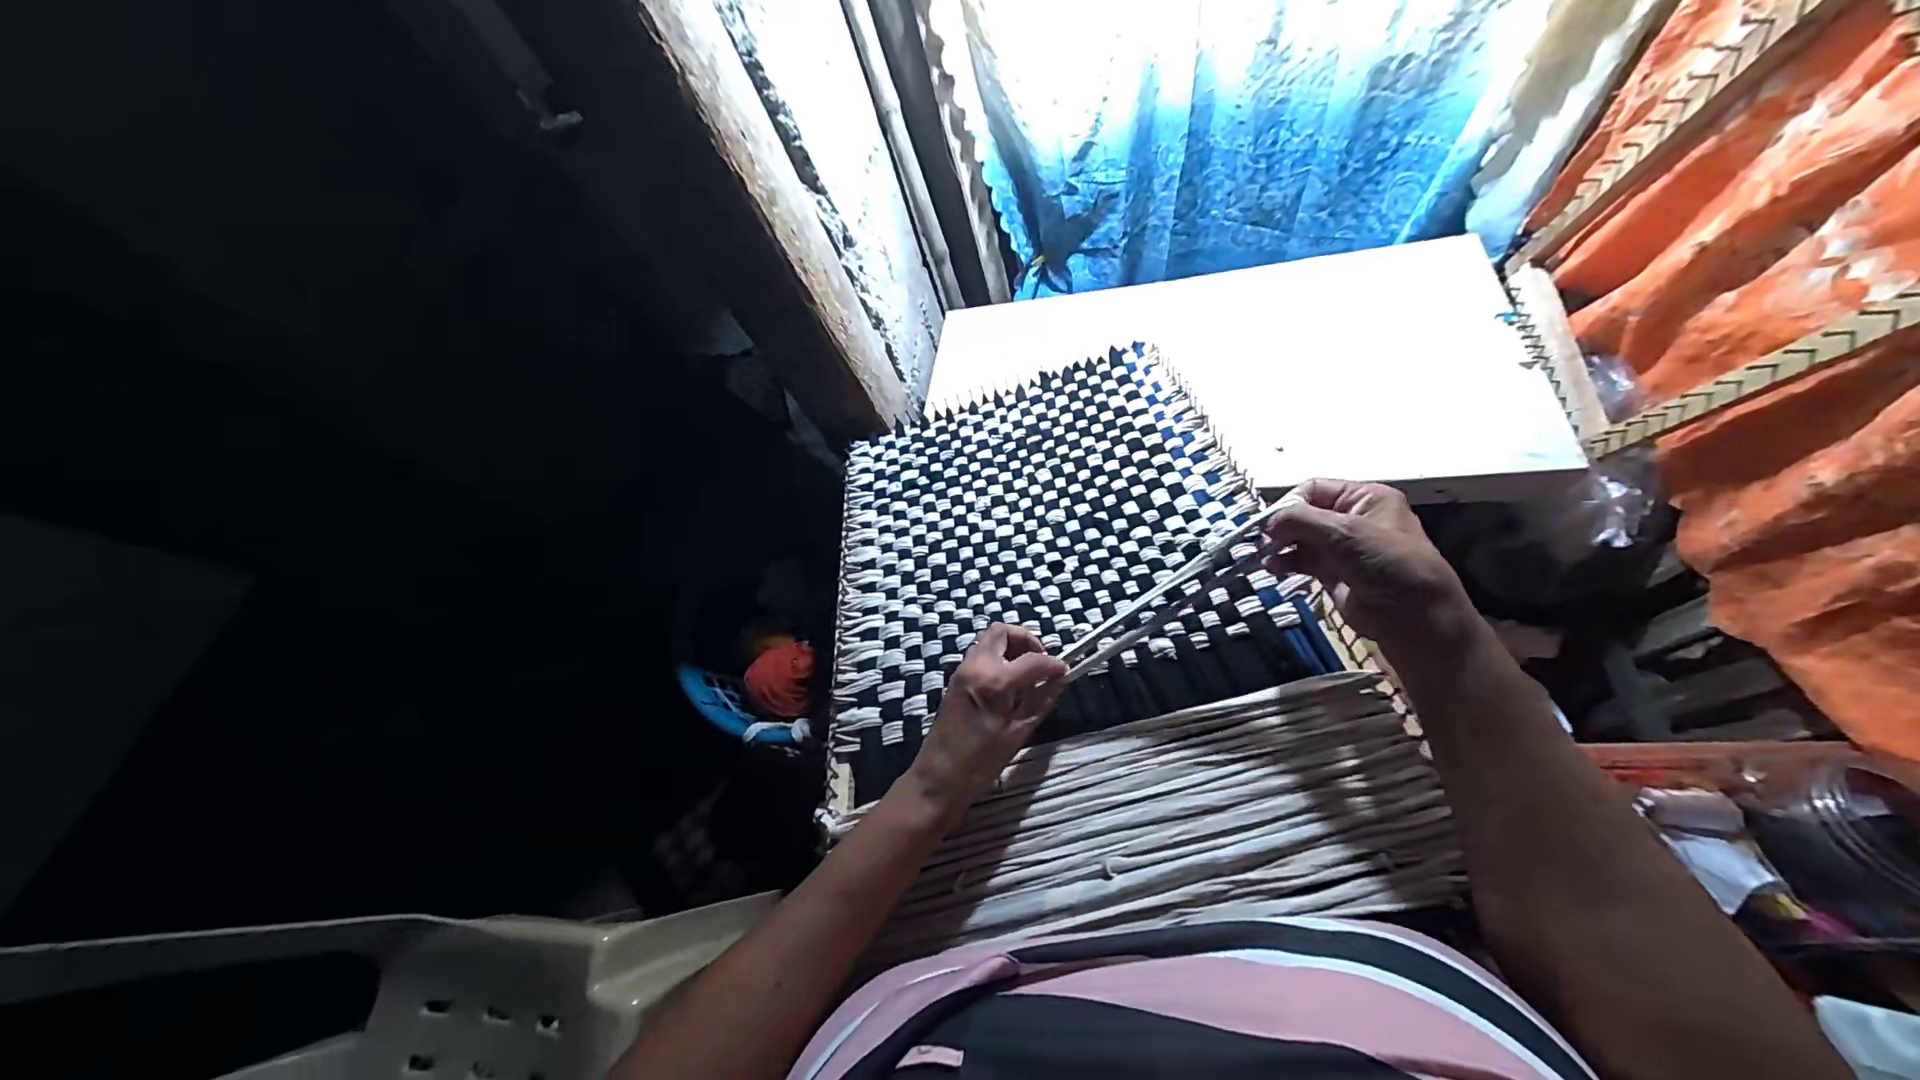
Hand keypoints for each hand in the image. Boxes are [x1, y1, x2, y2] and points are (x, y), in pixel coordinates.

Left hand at [903, 623, 1066, 816]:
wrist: (939, 776)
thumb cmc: (981, 760)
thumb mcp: (1018, 732)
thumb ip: (1041, 701)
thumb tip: (1059, 681)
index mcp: (993, 680)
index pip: (1031, 659)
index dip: (1053, 664)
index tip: (1065, 671)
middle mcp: (975, 666)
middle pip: (1002, 632)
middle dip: (1026, 640)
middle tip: (1041, 661)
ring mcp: (962, 670)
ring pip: (988, 640)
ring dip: (1010, 647)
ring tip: (1028, 671)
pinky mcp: (956, 679)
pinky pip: (980, 655)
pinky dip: (998, 657)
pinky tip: (1011, 681)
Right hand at [1262, 478, 1476, 655]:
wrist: (1413, 617)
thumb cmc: (1389, 565)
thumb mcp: (1346, 532)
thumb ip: (1301, 519)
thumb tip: (1267, 522)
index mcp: (1364, 498)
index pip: (1313, 489)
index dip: (1289, 503)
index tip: (1269, 523)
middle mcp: (1351, 519)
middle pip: (1302, 514)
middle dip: (1281, 526)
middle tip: (1264, 541)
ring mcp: (1341, 547)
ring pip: (1298, 538)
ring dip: (1279, 545)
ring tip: (1265, 555)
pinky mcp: (1331, 572)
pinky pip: (1300, 560)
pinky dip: (1284, 561)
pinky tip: (1273, 566)